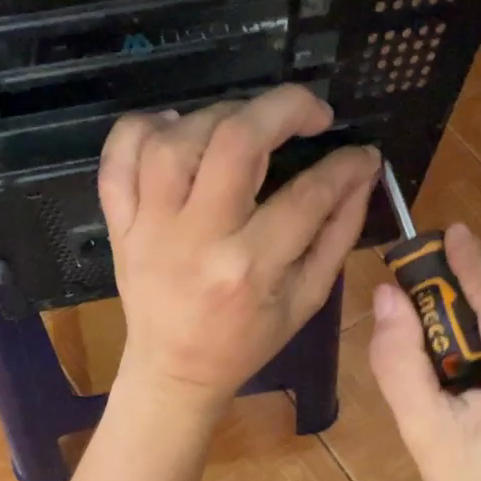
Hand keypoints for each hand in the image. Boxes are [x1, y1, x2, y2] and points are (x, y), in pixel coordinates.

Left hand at [98, 85, 379, 409]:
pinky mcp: (121, 227)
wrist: (173, 372)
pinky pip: (118, 161)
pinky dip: (142, 128)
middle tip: (308, 114)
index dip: (343, 165)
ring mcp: (150, 230)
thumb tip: (362, 174)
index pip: (306, 195)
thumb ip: (336, 236)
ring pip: (176, 139)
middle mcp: (197, 241)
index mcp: (249, 269)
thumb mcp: (305, 301)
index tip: (360, 153)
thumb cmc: (244, 342)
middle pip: (236, 141)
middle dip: (283, 108)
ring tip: (245, 124)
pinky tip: (174, 127)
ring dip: (218, 115)